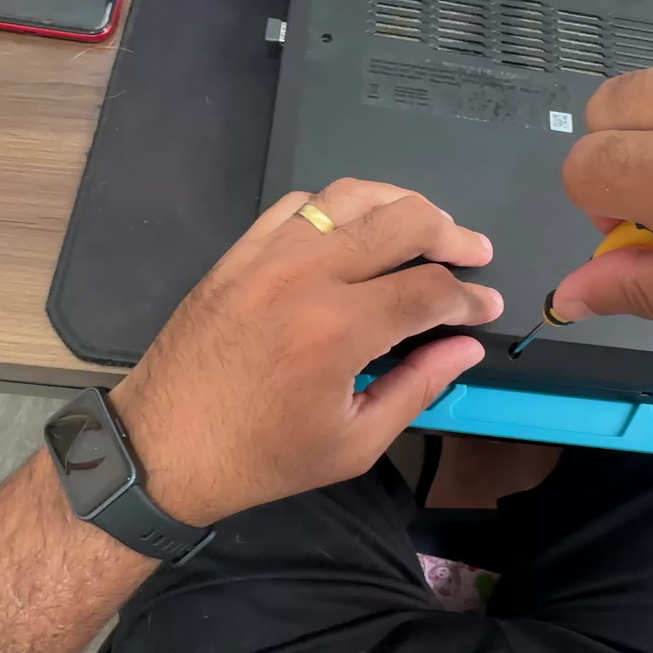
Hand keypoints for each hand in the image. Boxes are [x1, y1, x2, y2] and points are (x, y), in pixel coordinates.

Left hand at [109, 179, 503, 525]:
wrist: (164, 446)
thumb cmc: (262, 457)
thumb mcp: (354, 442)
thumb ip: (418, 386)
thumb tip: (466, 347)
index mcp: (339, 329)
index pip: (429, 290)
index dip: (470, 297)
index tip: (487, 307)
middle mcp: (307, 275)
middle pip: (402, 220)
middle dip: (453, 234)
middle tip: (474, 252)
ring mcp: (268, 254)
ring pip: (352, 196)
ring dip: (401, 204)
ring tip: (426, 224)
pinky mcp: (240, 251)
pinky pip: (300, 203)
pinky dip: (339, 205)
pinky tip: (354, 225)